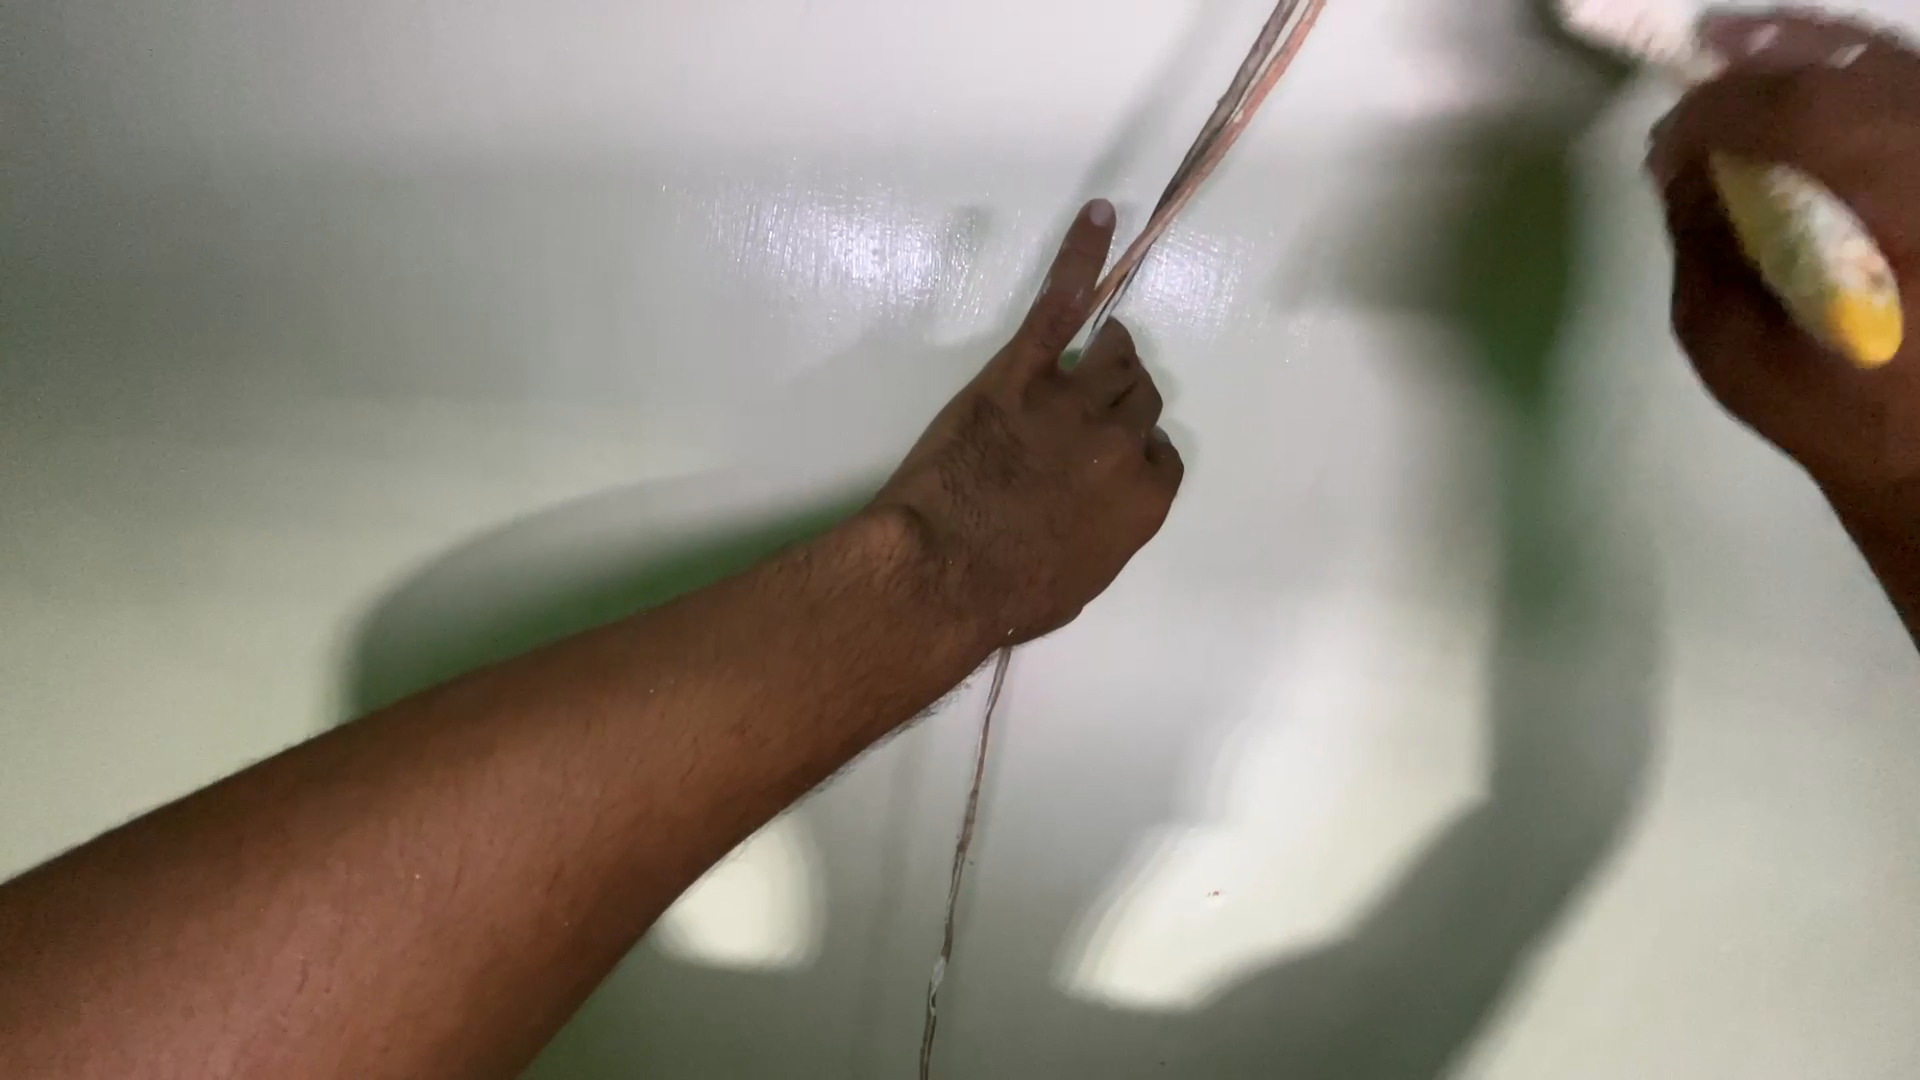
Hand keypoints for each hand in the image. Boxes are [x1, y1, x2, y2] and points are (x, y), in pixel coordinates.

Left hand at [872, 199, 1182, 644]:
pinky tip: (1099, 218)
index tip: (1113, 456)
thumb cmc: (1007, 595)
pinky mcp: (1021, 374)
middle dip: (1120, 401)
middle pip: (1139, 397)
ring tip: (1091, 351)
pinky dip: (1080, 259)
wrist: (944, 571)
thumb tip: (1099, 509)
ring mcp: (1073, 401)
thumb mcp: (1076, 580)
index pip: (1162, 454)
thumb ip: (1104, 533)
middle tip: (1090, 407)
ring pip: (1114, 355)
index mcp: (1143, 499)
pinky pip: (1059, 306)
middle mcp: (1122, 442)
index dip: (1136, 451)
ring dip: (1107, 354)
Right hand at [1649, 10, 1919, 499]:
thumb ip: (1704, 243)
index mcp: (1901, 211)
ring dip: (1823, 55)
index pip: (1805, 116)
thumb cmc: (1829, 407)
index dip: (1724, 107)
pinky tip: (1816, 86)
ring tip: (1750, 49)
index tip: (1666, 132)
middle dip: (1776, 54)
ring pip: (1911, 70)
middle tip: (1706, 44)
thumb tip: (1679, 164)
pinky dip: (1865, 83)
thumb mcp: (1730, 339)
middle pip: (1873, 69)